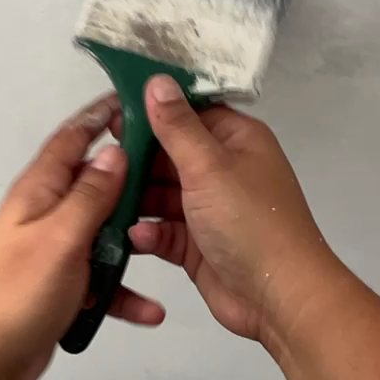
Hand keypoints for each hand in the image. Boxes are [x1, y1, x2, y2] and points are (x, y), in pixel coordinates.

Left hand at [0, 95, 165, 379]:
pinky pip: (100, 279)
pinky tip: (150, 310)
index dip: (101, 116)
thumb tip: (114, 151)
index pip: (73, 138)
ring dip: (132, 241)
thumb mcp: (62, 236)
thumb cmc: (18, 292)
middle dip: (133, 180)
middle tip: (176, 175)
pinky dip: (122, 291)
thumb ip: (91, 194)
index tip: (139, 102)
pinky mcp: (62, 286)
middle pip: (96, 184)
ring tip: (170, 240)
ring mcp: (55, 251)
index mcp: (40, 190)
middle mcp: (47, 213)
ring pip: (103, 232)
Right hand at [127, 75, 345, 347]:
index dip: (153, 110)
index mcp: (236, 140)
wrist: (278, 298)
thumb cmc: (250, 222)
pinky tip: (135, 237)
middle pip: (170, 153)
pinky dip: (149, 233)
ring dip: (137, 198)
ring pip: (162, 193)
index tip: (113, 111)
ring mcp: (210, 209)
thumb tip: (157, 81)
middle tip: (100, 160)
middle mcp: (223, 170)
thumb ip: (176, 125)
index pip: (189, 112)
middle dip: (137, 158)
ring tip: (104, 198)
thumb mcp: (209, 165)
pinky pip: (164, 230)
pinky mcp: (197, 244)